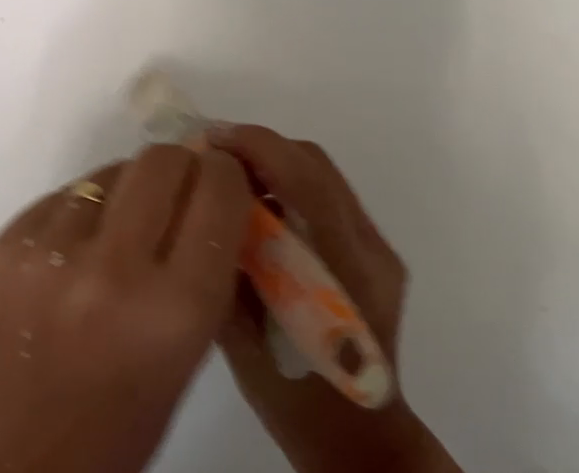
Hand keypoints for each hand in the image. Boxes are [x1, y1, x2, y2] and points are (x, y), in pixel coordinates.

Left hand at [0, 145, 253, 472]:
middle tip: (179, 193)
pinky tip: (77, 248)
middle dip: (182, 167)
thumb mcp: (182, 361)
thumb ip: (203, 280)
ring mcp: (51, 250)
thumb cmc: (109, 431)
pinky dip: (83, 209)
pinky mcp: (5, 242)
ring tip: (122, 227)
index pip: (220, 193)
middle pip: (163, 161)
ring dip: (129, 189)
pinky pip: (64, 195)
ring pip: (111, 171)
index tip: (226, 180)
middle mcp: (115, 267)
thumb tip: (214, 205)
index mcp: (174, 310)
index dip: (228, 176)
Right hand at [210, 126, 459, 472]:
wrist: (358, 438)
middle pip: (315, 163)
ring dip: (274, 164)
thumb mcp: (244, 339)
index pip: (305, 178)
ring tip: (228, 178)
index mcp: (344, 271)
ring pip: (323, 174)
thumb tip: (200, 208)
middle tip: (210, 156)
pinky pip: (328, 197)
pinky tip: (258, 207)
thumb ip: (229, 268)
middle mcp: (370, 249)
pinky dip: (289, 185)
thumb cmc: (295, 399)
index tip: (208, 140)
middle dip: (259, 147)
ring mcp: (378, 250)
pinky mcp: (376, 254)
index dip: (255, 146)